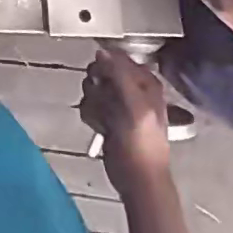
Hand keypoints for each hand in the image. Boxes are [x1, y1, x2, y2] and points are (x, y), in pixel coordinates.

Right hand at [80, 48, 171, 186]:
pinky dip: (91, 115)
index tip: (102, 78)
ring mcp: (117, 103)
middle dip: (97, 86)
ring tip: (105, 120)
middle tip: (104, 100)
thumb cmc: (142, 143)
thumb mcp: (136, 105)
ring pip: (91, 88)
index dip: (106, 65)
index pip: (117, 57)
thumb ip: (120, 75)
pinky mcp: (105, 117)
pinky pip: (88, 105)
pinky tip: (101, 128)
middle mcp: (130, 88)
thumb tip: (100, 52)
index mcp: (144, 81)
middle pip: (100, 71)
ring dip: (94, 104)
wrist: (139, 180)